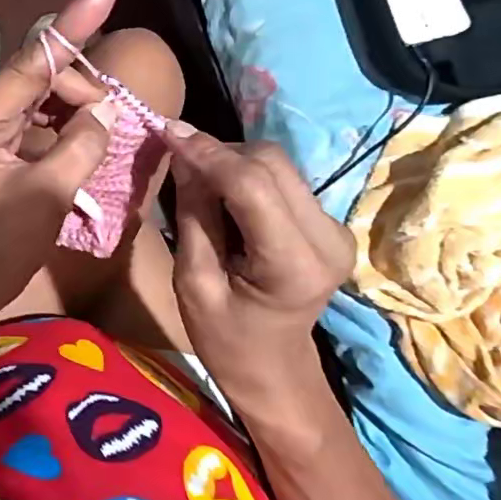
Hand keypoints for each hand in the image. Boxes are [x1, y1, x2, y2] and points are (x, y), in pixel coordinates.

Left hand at [0, 0, 119, 312]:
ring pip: (41, 93)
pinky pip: (40, 114)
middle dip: (79, 85)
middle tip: (111, 113)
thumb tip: (107, 110)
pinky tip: (88, 129)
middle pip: (37, 76)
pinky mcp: (0, 141)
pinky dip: (68, 118)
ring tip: (101, 125)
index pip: (29, 66)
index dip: (71, 26)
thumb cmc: (2, 245)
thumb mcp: (48, 195)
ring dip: (77, 102)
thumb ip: (82, 144)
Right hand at [162, 123, 353, 415]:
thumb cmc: (224, 338)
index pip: (252, 185)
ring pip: (278, 164)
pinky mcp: (326, 221)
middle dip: (219, 152)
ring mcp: (334, 226)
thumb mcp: (193, 281)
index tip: (167, 131)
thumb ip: (193, 214)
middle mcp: (327, 237)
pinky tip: (219, 191)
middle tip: (176, 155)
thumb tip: (181, 153)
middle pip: (271, 163)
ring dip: (231, 160)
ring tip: (194, 177)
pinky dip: (244, 174)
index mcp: (294, 263)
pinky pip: (281, 178)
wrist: (272, 368)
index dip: (207, 153)